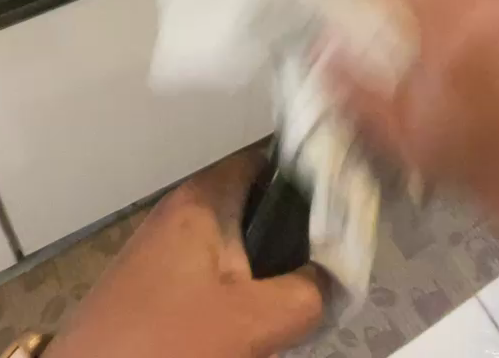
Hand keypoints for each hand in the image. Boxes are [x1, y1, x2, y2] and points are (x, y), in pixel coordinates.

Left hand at [50, 150, 323, 357]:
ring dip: (269, 269)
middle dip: (293, 234)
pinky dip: (241, 293)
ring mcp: (165, 248)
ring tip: (299, 298)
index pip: (265, 159)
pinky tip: (255, 326)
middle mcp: (182, 210)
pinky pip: (214, 274)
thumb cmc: (169, 340)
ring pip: (236, 244)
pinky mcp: (155, 285)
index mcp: (203, 198)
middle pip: (255, 204)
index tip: (343, 204)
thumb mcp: (252, 321)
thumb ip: (308, 294)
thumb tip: (343, 277)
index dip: (307, 174)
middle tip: (327, 264)